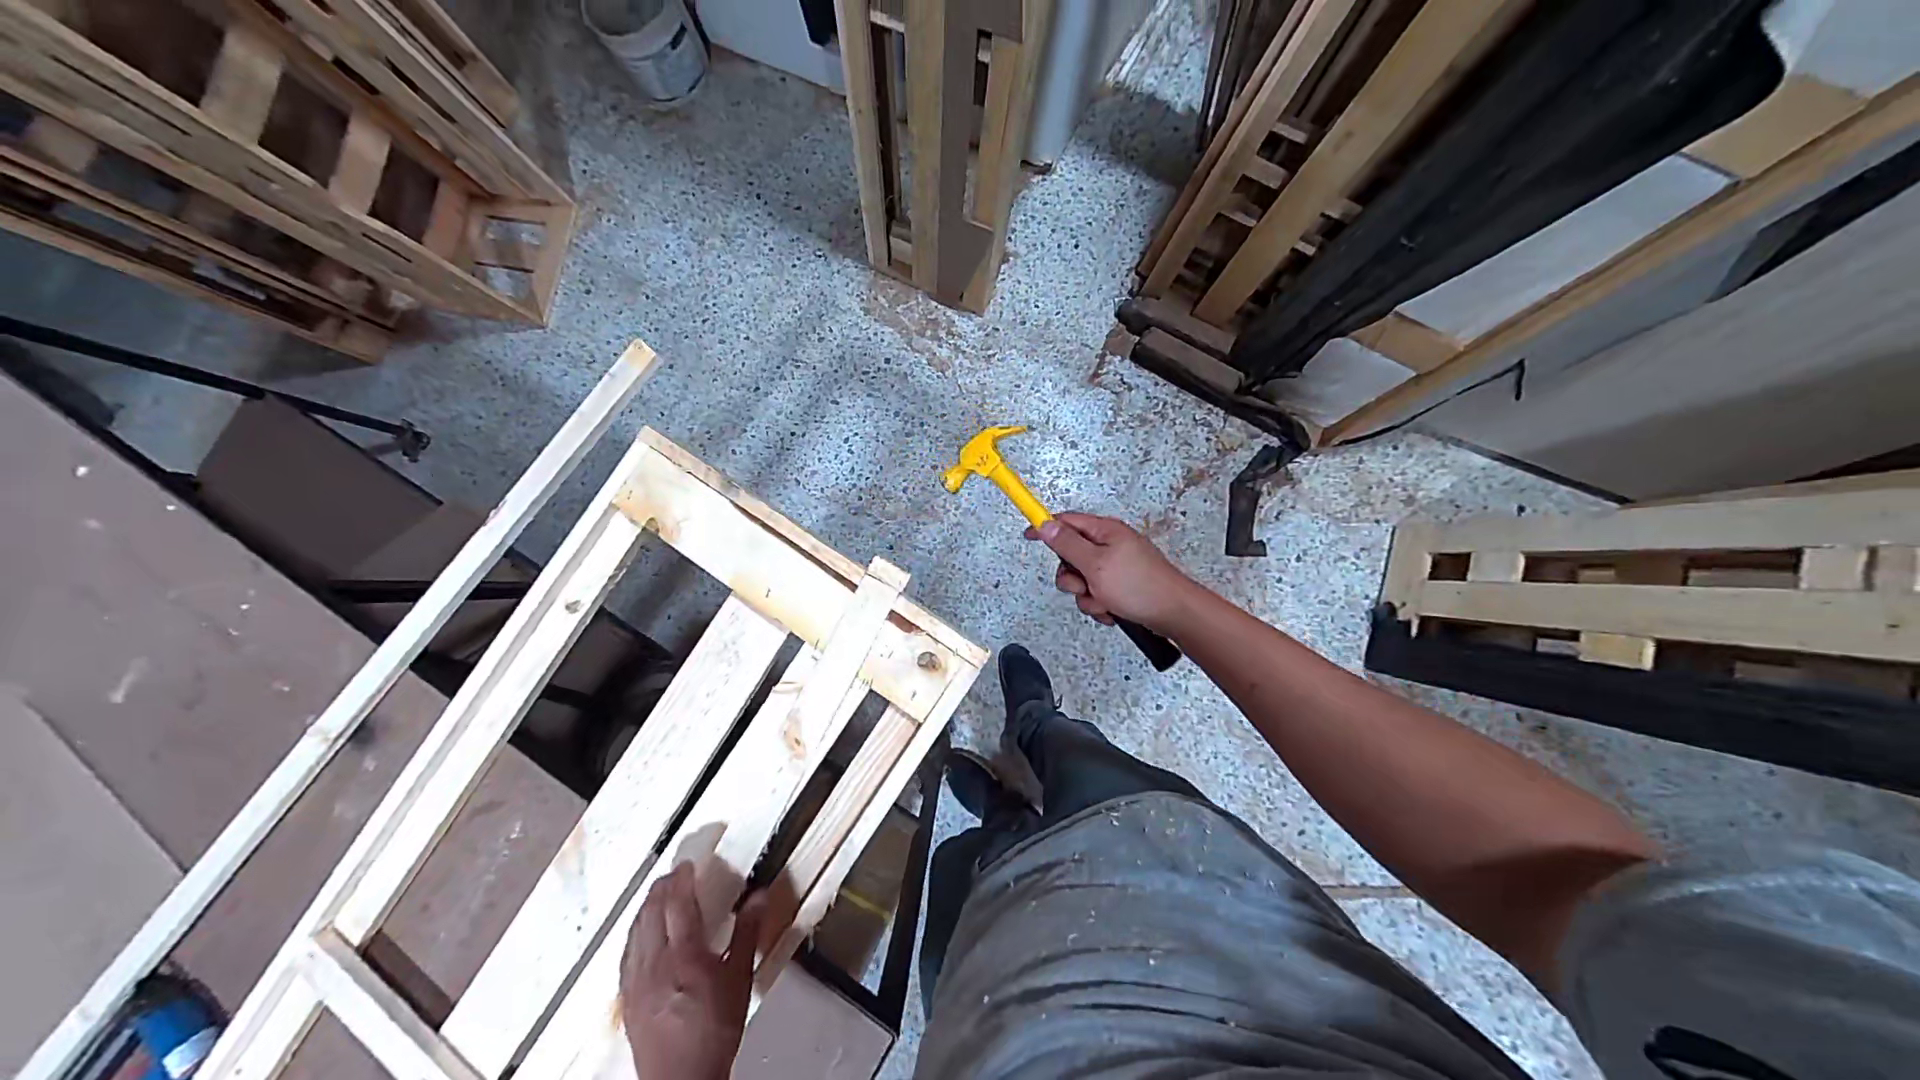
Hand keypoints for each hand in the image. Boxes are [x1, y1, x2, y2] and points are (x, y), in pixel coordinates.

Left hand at [620, 863, 766, 1079]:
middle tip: (674, 874)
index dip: (682, 879)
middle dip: (662, 887)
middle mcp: (655, 964)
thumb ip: (747, 933)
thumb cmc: (714, 1034)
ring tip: (658, 894)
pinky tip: (640, 932)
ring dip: (646, 906)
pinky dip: (635, 932)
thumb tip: (757, 899)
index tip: (688, 865)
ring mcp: (637, 981)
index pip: (678, 903)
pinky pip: (626, 953)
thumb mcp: (740, 979)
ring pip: (635, 930)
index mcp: (685, 956)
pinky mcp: (627, 998)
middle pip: (652, 912)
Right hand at [1025, 512, 1200, 634]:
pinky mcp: (1122, 585)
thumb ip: (1067, 544)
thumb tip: (1046, 525)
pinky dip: (1100, 605)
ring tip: (1104, 601)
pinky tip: (1112, 610)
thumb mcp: (1095, 564)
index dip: (1045, 528)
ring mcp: (1117, 566)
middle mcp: (1110, 545)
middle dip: (1071, 577)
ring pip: (1082, 580)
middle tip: (1084, 585)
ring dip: (1087, 596)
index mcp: (1105, 531)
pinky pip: (1097, 594)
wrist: (1173, 613)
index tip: (1029, 534)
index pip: (1066, 521)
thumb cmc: (1142, 586)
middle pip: (1070, 556)